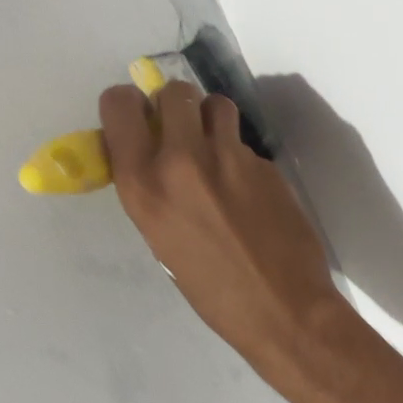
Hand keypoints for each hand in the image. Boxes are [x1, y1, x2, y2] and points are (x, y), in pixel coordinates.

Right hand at [99, 82, 351, 372]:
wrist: (283, 310)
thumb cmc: (216, 296)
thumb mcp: (164, 245)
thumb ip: (157, 195)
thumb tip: (160, 164)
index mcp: (144, 186)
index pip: (119, 105)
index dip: (130, 107)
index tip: (142, 122)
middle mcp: (182, 160)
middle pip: (174, 92)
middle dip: (178, 108)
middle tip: (186, 136)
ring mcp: (230, 159)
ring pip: (217, 106)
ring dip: (214, 122)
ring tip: (221, 158)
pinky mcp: (268, 167)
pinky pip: (248, 147)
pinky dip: (245, 161)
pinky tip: (255, 196)